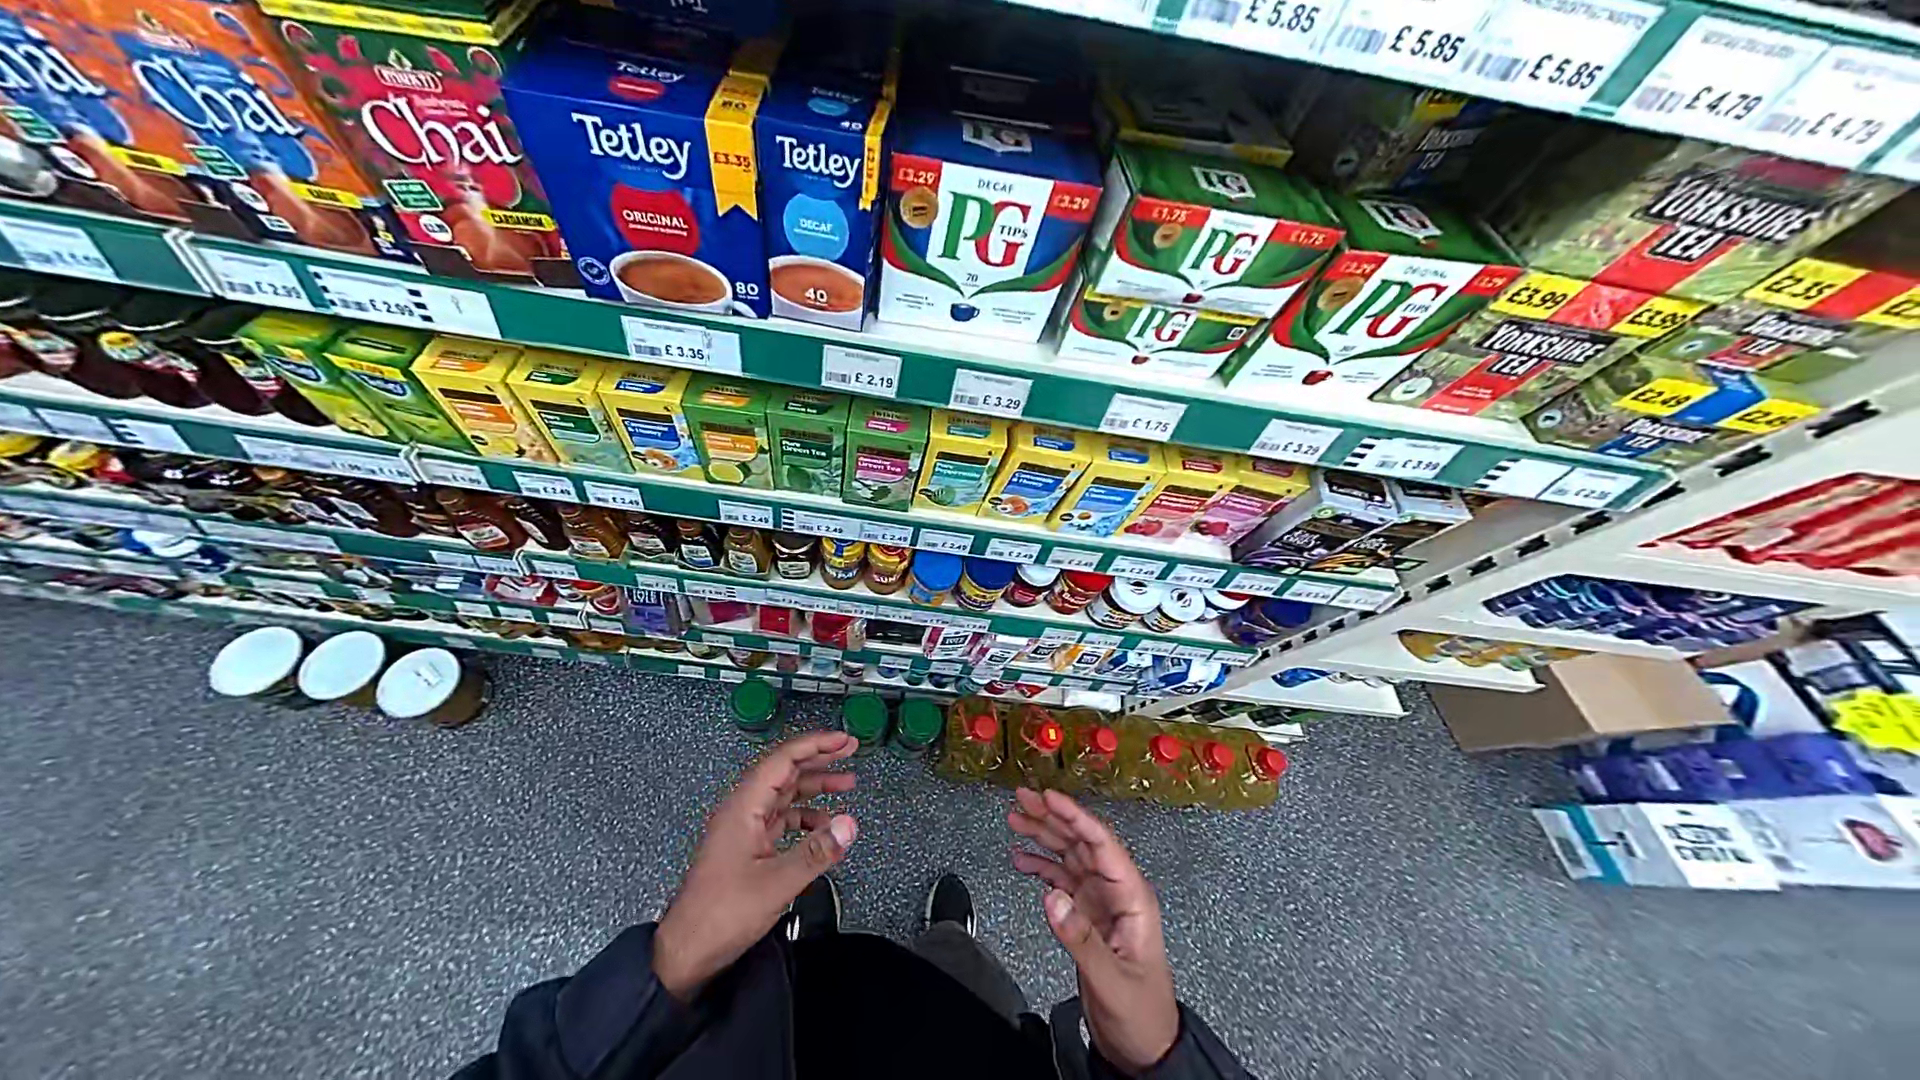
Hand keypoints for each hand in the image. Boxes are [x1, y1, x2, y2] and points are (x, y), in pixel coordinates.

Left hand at [654, 731, 858, 1000]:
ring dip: (815, 785)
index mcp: (743, 807)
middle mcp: (742, 811)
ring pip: (784, 793)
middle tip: (849, 750)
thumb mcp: (776, 883)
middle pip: (784, 770)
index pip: (783, 759)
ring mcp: (743, 828)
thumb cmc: (720, 916)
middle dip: (819, 757)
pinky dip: (805, 814)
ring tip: (845, 783)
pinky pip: (781, 817)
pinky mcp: (747, 847)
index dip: (815, 744)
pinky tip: (823, 824)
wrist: (685, 954)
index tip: (842, 740)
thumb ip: (816, 852)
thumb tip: (849, 824)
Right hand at [1009, 788, 1177, 1075]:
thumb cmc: (1143, 1014)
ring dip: (1043, 835)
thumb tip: (1052, 896)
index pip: (1102, 843)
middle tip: (1024, 798)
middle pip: (1082, 842)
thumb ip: (1081, 938)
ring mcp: (1099, 901)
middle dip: (1053, 816)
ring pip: (1069, 855)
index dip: (1075, 816)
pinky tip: (1021, 857)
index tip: (1050, 797)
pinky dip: (1040, 865)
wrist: (1145, 1048)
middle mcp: (1115, 891)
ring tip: (1017, 818)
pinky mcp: (1086, 914)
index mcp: (1132, 897)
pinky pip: (1060, 878)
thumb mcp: (1112, 979)